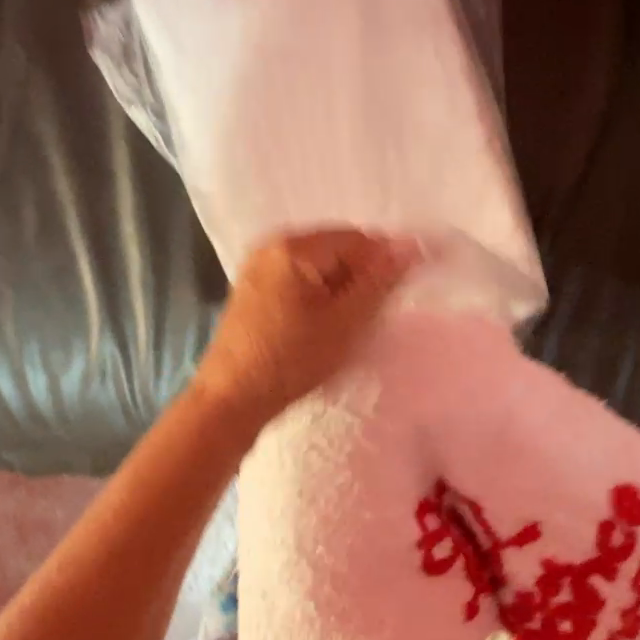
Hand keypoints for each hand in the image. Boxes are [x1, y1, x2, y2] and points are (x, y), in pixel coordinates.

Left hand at [192, 228, 418, 424]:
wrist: (230, 400)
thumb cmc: (290, 360)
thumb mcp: (344, 322)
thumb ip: (378, 282)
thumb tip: (409, 246)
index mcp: (294, 246)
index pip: (357, 239)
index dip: (383, 264)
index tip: (394, 299)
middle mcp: (271, 246)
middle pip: (335, 250)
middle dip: (358, 279)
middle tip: (367, 318)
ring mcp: (257, 269)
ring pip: (317, 270)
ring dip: (338, 293)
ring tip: (344, 328)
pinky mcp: (252, 293)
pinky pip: (297, 284)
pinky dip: (316, 300)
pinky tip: (319, 331)